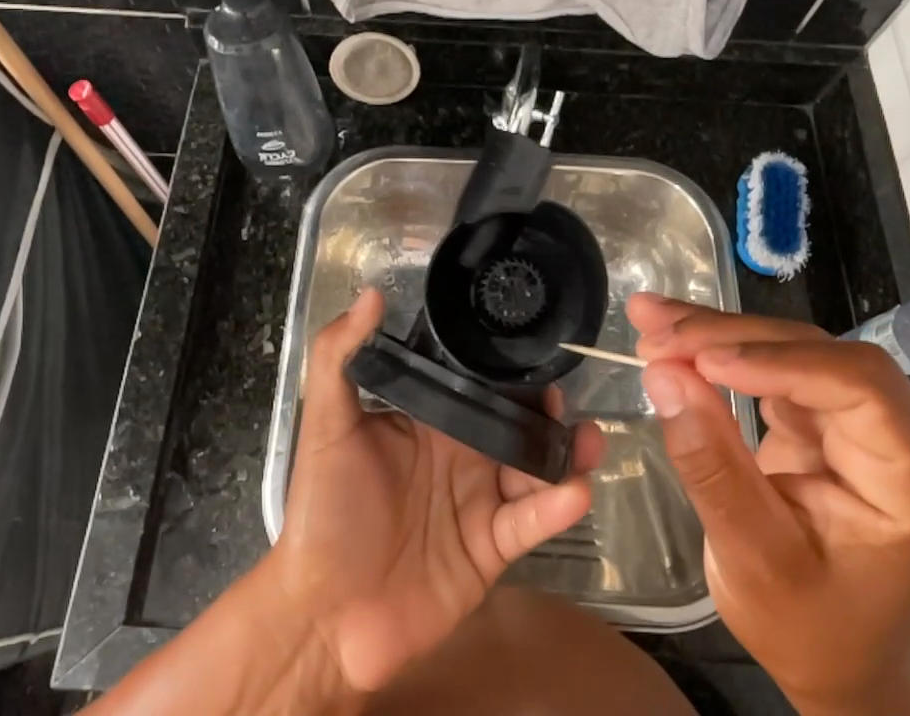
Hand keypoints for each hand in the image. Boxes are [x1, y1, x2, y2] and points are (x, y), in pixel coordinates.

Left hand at [275, 289, 604, 694]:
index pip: (473, 384)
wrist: (325, 615)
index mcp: (425, 423)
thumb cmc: (323, 514)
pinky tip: (573, 492)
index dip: (503, 367)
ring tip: (586, 443)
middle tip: (565, 402)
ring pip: (534, 469)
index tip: (533, 346)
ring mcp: (478, 502)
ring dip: (564, 454)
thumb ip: (338, 359)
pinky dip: (556, 507)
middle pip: (513, 423)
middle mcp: (457, 456)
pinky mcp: (492, 548)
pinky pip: (531, 522)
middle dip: (545, 410)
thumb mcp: (324, 429)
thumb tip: (370, 294)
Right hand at [630, 294, 909, 714]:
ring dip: (714, 334)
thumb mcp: (754, 558)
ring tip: (647, 318)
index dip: (779, 362)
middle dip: (729, 336)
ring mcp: (858, 423)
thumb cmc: (808, 628)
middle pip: (818, 355)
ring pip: (787, 350)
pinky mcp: (821, 420)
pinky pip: (767, 370)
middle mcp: (898, 434)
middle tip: (651, 327)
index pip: (858, 385)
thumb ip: (712, 466)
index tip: (700, 360)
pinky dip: (714, 354)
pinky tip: (671, 339)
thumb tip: (664, 376)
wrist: (834, 661)